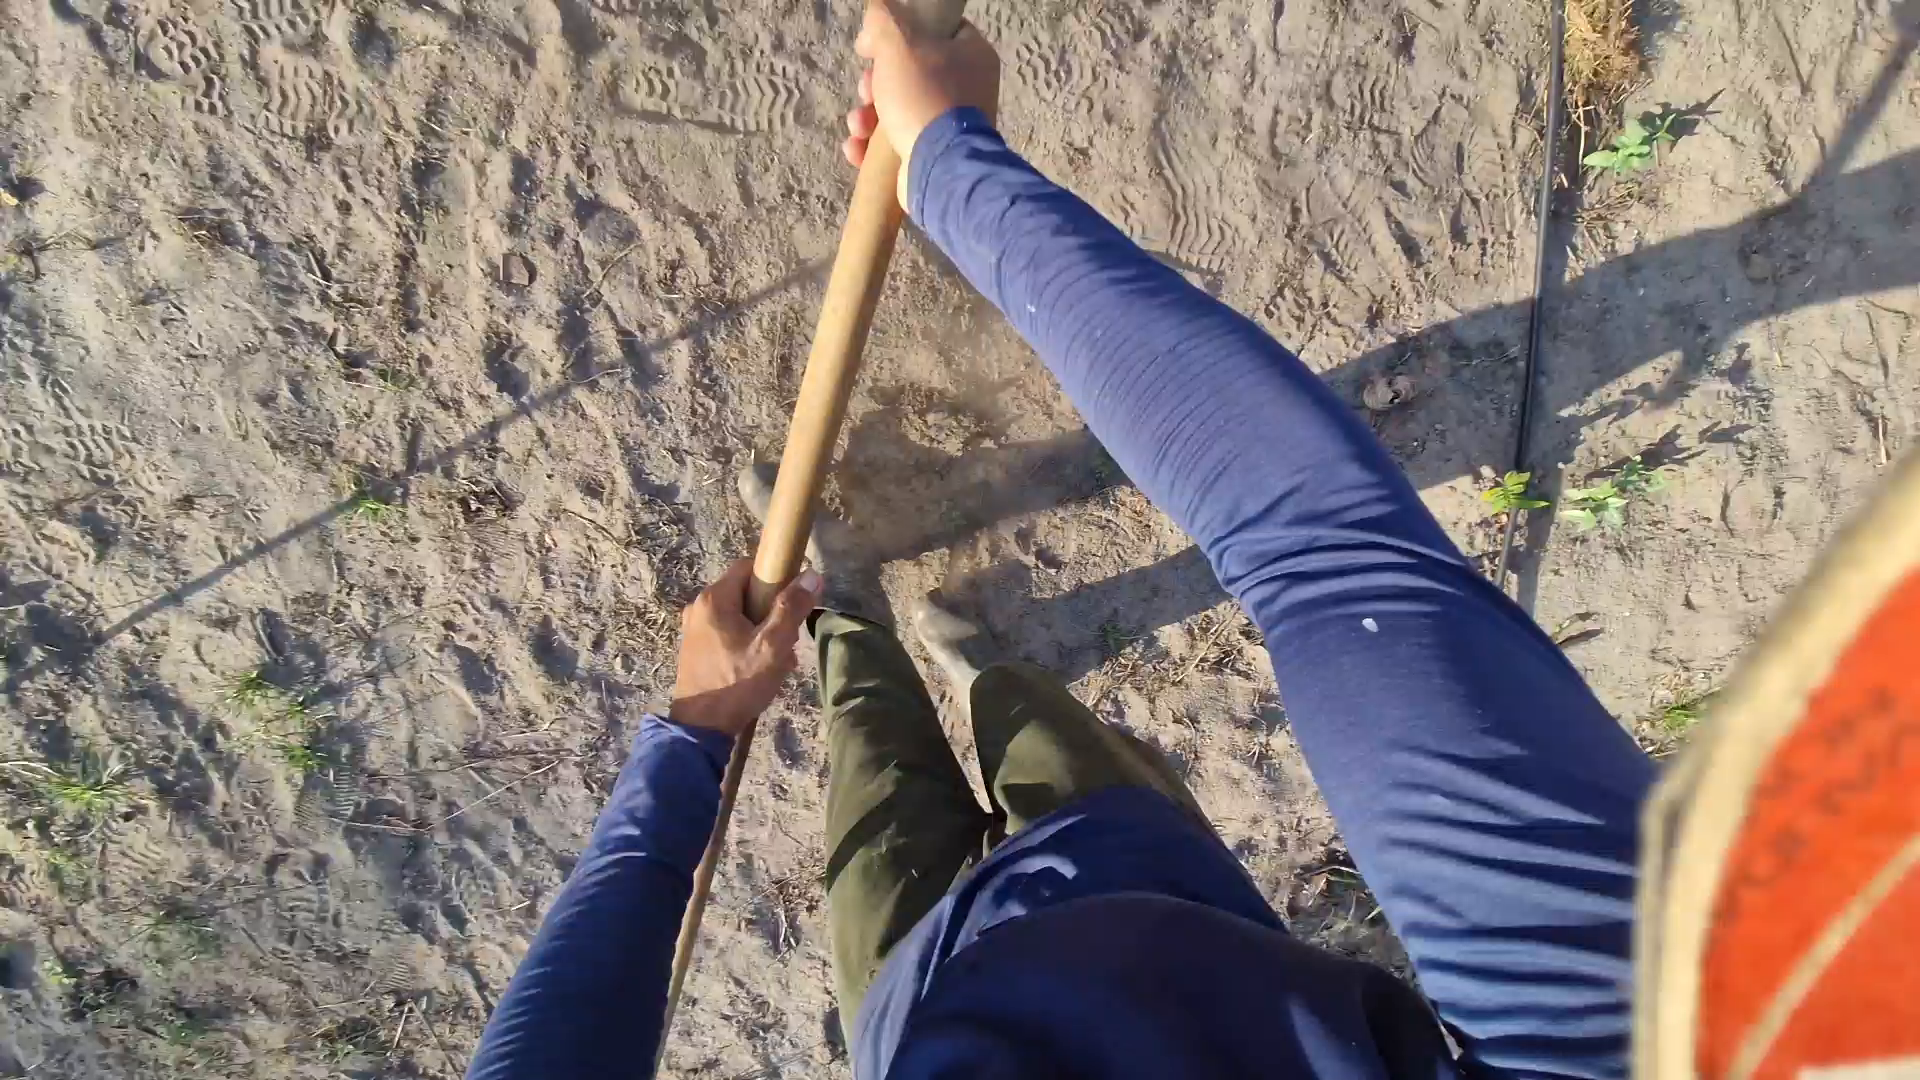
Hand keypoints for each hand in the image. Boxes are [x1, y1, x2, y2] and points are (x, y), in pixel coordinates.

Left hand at [669, 559, 821, 736]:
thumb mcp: (773, 645)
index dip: (775, 575)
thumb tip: (811, 574)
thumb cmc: (738, 683)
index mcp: (714, 599)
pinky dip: (748, 643)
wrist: (701, 730)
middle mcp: (698, 608)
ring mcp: (694, 630)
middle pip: (746, 593)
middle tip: (790, 638)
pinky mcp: (696, 650)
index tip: (794, 598)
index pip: (749, 566)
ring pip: (740, 616)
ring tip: (780, 658)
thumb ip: (792, 608)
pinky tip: (762, 667)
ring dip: (764, 631)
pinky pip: (729, 633)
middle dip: (773, 611)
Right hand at [843, 0, 999, 208]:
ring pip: (897, 113)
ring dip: (866, 117)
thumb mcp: (898, 39)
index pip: (934, 31)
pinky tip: (856, 148)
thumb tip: (874, 20)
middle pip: (909, 75)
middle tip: (866, 89)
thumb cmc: (924, 97)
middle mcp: (966, 93)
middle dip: (874, 83)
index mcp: (971, 56)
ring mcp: (949, 131)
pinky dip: (871, 148)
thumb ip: (883, 15)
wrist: (939, 171)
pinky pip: (895, 147)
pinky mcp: (931, 162)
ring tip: (858, 125)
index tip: (870, 45)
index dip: (897, 33)